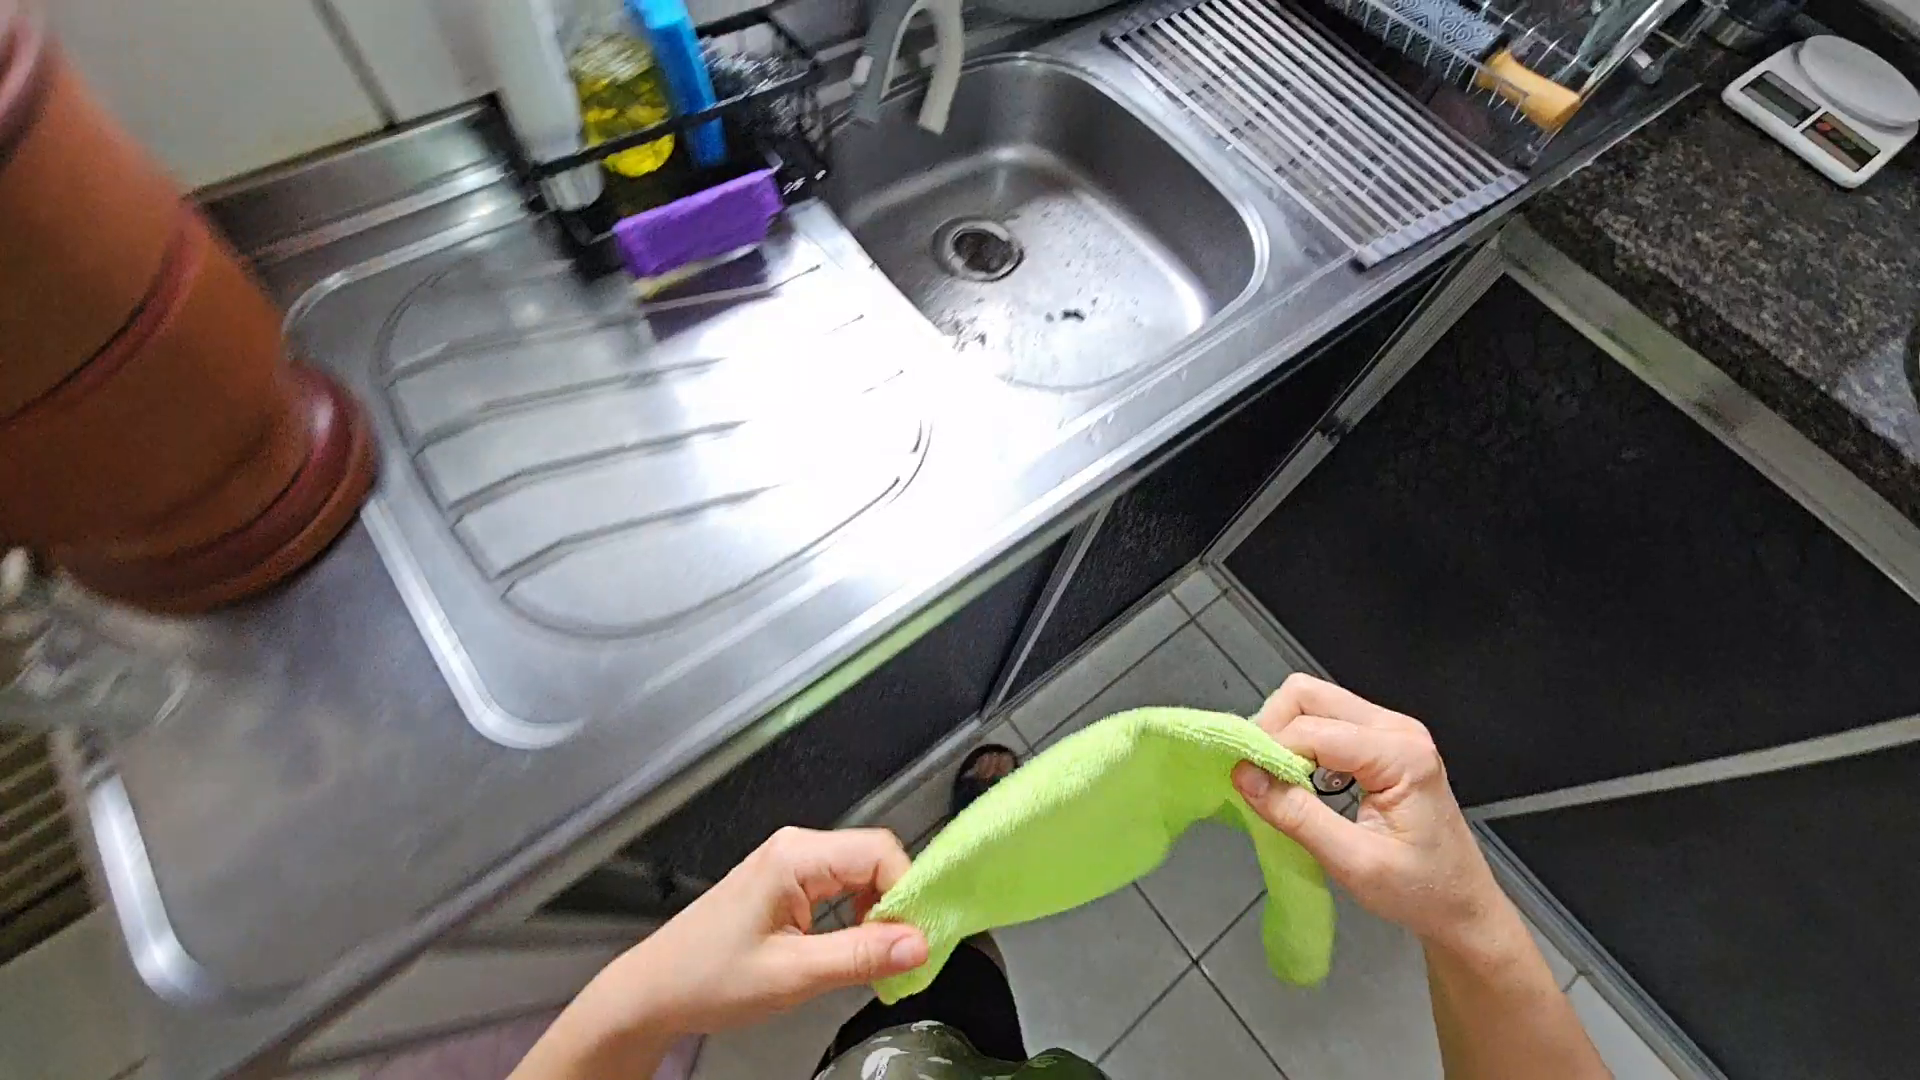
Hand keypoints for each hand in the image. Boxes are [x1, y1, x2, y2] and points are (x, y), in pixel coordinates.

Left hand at [577, 827, 928, 1037]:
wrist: (654, 990)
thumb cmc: (711, 979)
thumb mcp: (793, 975)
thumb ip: (860, 956)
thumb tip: (919, 945)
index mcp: (797, 856)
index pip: (879, 851)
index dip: (906, 891)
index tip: (916, 939)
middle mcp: (798, 845)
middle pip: (873, 857)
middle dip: (895, 902)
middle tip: (902, 953)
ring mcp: (791, 859)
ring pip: (860, 871)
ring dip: (877, 911)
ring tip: (877, 956)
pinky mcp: (788, 878)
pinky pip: (840, 883)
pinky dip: (857, 913)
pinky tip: (853, 946)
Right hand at [1230, 674, 1507, 953]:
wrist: (1464, 908)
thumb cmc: (1418, 891)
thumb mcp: (1353, 862)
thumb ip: (1296, 815)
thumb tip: (1242, 775)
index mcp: (1400, 754)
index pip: (1311, 730)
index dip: (1270, 752)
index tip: (1250, 786)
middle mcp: (1396, 727)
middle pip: (1307, 695)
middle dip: (1273, 729)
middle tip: (1261, 775)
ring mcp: (1391, 728)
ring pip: (1311, 700)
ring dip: (1284, 732)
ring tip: (1279, 777)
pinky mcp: (1381, 737)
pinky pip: (1324, 716)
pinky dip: (1300, 739)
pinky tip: (1301, 775)